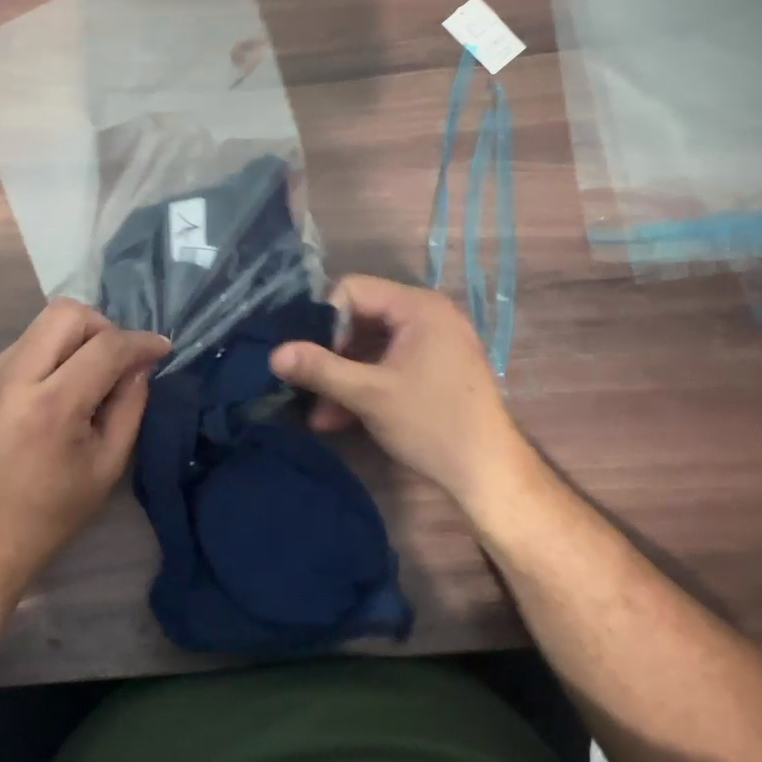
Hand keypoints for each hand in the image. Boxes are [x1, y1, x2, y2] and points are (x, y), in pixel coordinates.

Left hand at [0, 300, 169, 606]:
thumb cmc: (52, 514)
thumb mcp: (108, 466)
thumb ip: (130, 406)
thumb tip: (140, 364)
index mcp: (50, 408)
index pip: (105, 347)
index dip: (141, 342)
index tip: (161, 349)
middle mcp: (12, 380)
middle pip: (66, 313)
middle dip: (103, 327)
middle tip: (117, 361)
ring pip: (42, 325)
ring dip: (75, 340)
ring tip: (88, 379)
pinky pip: (23, 346)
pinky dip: (50, 355)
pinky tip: (56, 391)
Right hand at [269, 275, 532, 510]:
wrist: (487, 471)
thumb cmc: (431, 423)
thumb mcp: (369, 394)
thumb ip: (320, 369)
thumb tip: (274, 353)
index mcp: (418, 307)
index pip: (352, 290)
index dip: (325, 322)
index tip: (311, 360)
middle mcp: (427, 316)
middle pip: (359, 319)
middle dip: (330, 356)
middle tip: (305, 388)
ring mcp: (432, 344)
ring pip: (369, 348)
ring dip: (341, 378)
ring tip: (319, 415)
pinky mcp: (432, 371)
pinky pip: (386, 366)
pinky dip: (362, 388)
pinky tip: (338, 419)